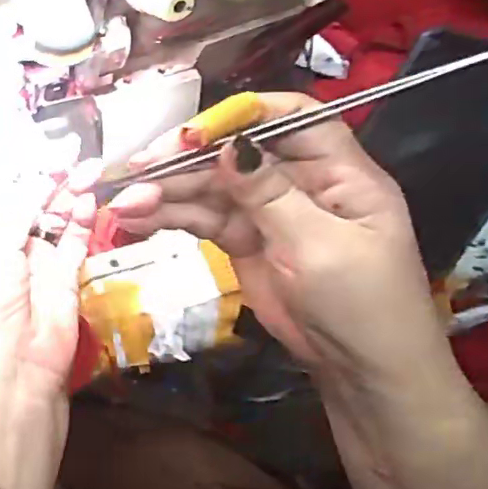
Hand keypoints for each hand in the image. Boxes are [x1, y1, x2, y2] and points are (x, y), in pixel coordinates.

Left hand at [0, 166, 99, 488]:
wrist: (17, 367)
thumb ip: (17, 209)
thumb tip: (35, 174)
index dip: (20, 171)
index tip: (43, 146)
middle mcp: (5, 244)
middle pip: (30, 200)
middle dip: (50, 177)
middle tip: (75, 153)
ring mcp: (35, 260)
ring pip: (55, 216)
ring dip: (70, 193)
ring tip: (90, 168)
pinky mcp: (63, 276)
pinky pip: (73, 240)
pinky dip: (82, 219)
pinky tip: (90, 198)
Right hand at [108, 93, 452, 393]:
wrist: (360, 371)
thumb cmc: (362, 305)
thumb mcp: (320, 246)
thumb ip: (270, 194)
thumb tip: (231, 145)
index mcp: (337, 173)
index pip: (292, 120)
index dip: (242, 117)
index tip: (191, 134)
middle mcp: (296, 182)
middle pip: (232, 153)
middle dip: (182, 161)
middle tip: (136, 171)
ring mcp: (264, 210)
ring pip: (206, 187)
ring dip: (163, 193)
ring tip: (124, 206)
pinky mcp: (239, 237)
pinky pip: (197, 218)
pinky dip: (165, 217)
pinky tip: (135, 220)